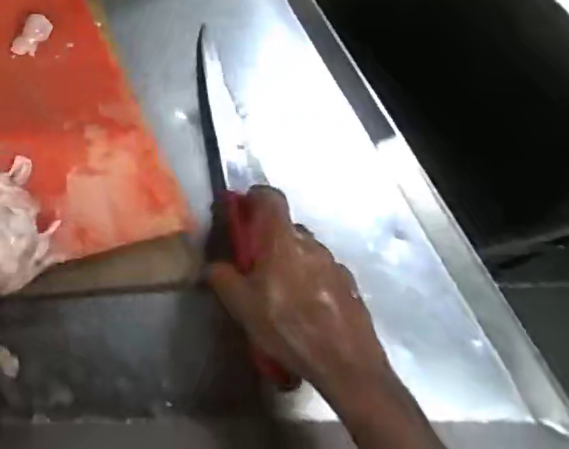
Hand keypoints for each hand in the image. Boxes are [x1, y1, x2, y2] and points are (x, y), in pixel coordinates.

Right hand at [205, 186, 395, 402]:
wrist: (350, 372)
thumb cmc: (289, 327)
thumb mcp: (240, 304)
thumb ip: (221, 276)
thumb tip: (214, 265)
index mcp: (283, 239)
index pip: (270, 196)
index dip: (255, 197)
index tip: (244, 213)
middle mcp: (312, 245)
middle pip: (287, 227)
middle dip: (271, 239)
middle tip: (257, 266)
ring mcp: (337, 267)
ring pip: (307, 252)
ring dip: (293, 263)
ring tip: (284, 294)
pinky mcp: (354, 291)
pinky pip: (326, 275)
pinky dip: (314, 283)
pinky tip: (308, 312)